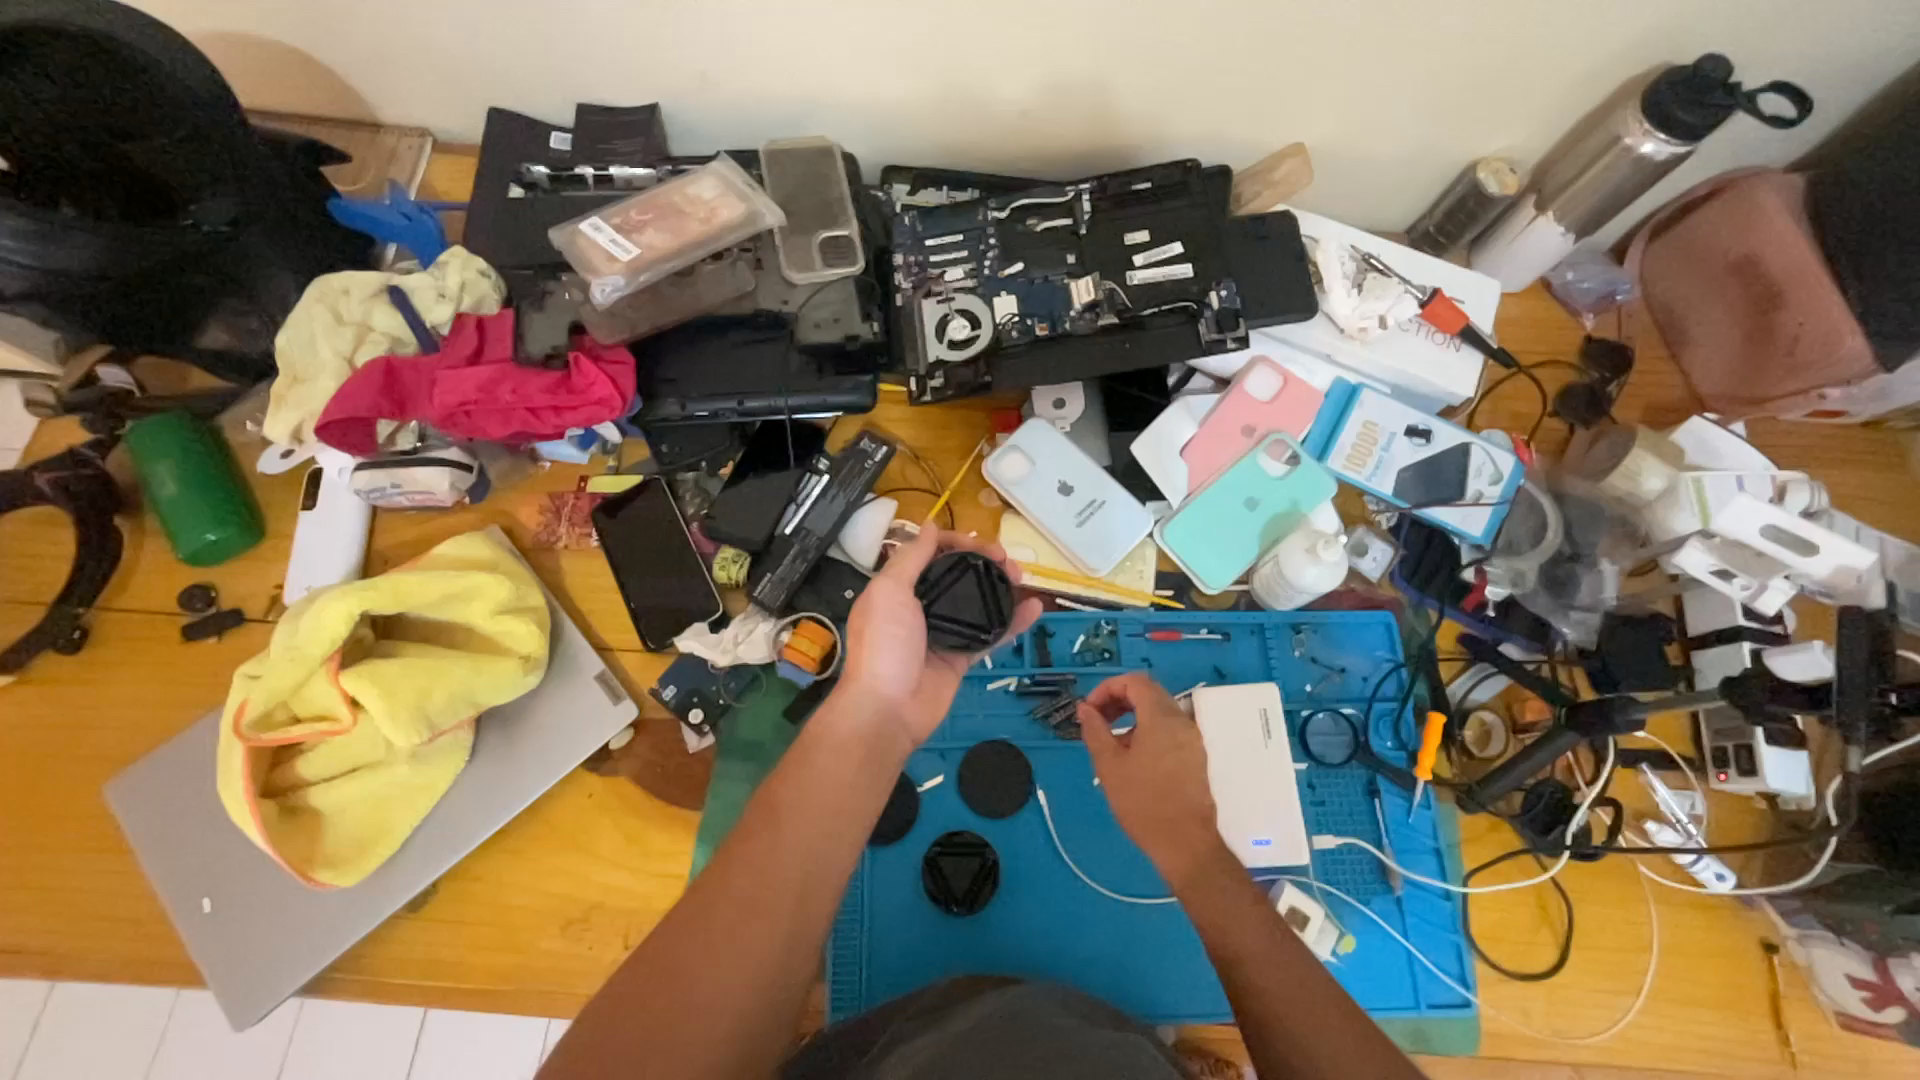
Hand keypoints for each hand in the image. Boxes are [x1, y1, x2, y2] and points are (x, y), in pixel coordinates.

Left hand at [838, 524, 1040, 751]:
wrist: (888, 708)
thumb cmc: (884, 644)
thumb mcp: (889, 591)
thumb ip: (912, 558)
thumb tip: (930, 526)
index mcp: (898, 588)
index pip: (930, 554)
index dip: (955, 543)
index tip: (979, 543)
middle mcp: (920, 607)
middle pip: (957, 576)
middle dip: (983, 562)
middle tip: (1007, 559)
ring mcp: (943, 632)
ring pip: (977, 602)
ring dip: (1000, 586)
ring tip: (1021, 577)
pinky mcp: (962, 657)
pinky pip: (991, 634)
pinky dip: (1013, 621)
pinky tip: (1034, 608)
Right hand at [1079, 673, 1224, 885]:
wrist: (1185, 843)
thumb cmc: (1143, 803)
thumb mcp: (1109, 765)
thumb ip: (1095, 730)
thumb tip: (1086, 709)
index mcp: (1162, 718)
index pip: (1135, 682)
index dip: (1108, 688)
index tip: (1090, 709)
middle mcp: (1182, 721)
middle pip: (1149, 694)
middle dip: (1119, 700)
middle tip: (1097, 720)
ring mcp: (1193, 739)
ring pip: (1160, 712)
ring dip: (1133, 716)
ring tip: (1112, 742)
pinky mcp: (1196, 756)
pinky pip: (1170, 730)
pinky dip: (1148, 730)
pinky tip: (1133, 756)